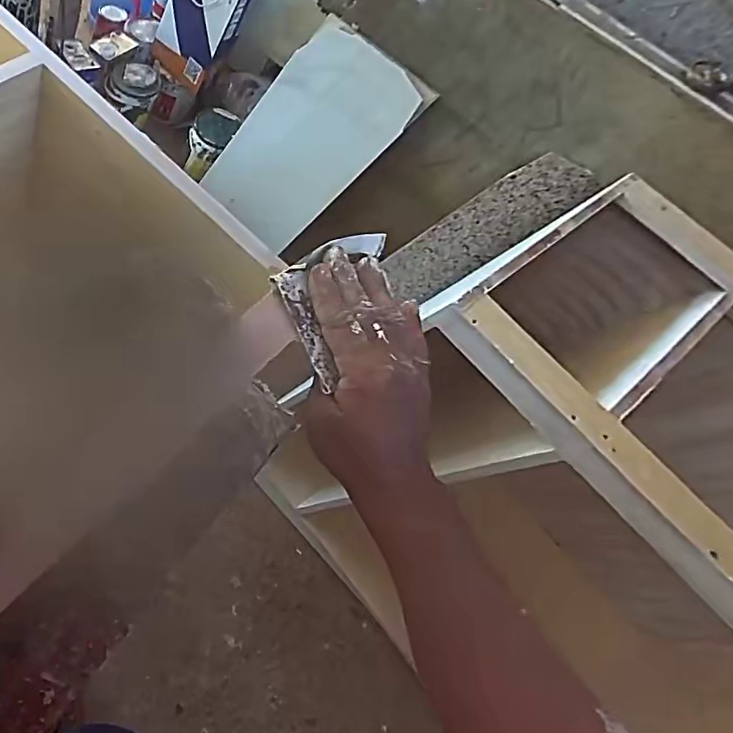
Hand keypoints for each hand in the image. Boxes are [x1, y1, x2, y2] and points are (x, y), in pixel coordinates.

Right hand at [299, 249, 433, 501]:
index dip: (326, 293)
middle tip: (338, 255)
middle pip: (368, 313)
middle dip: (350, 282)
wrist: (394, 477)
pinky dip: (405, 316)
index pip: (341, 321)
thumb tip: (316, 346)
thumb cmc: (348, 450)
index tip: (316, 268)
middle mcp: (392, 361)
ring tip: (368, 264)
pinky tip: (400, 301)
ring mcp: (409, 367)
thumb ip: (319, 374)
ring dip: (377, 290)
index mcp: (364, 370)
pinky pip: (412, 337)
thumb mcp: (318, 412)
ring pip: (392, 319)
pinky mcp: (416, 375)